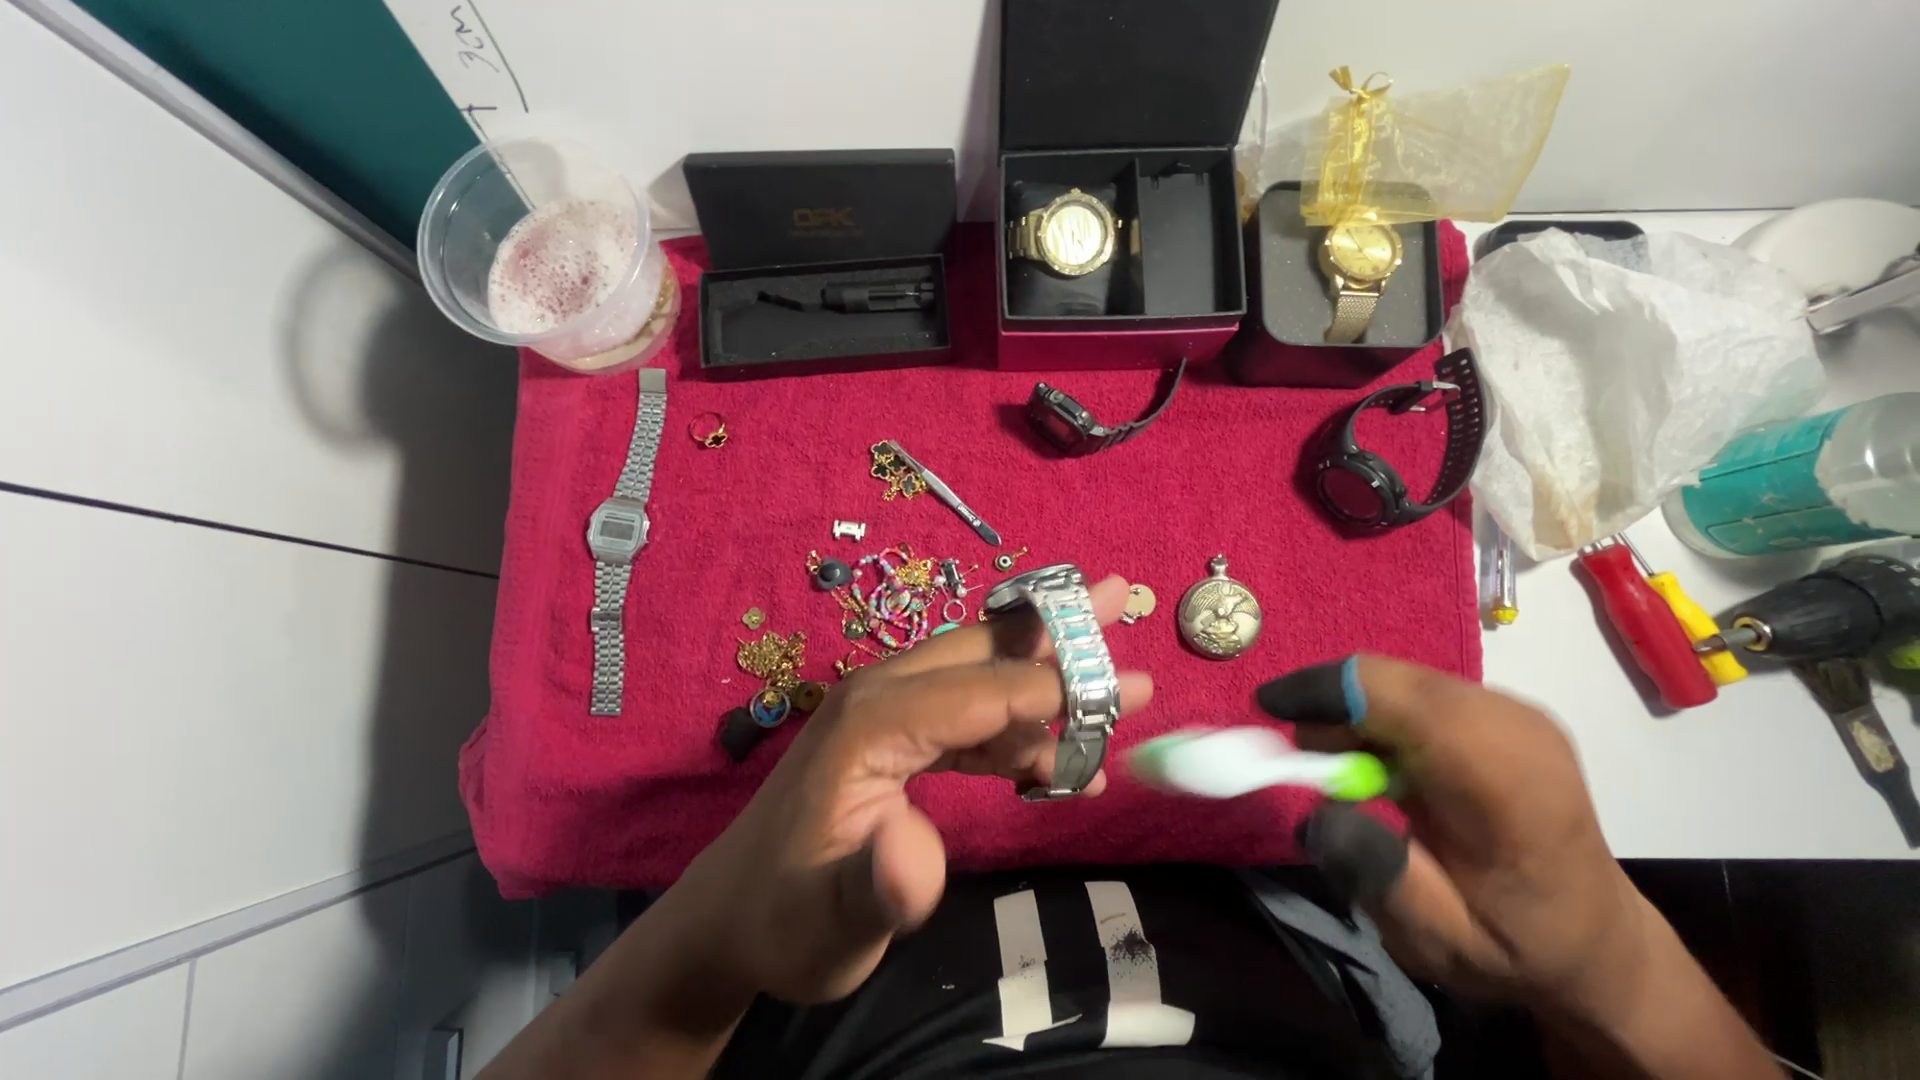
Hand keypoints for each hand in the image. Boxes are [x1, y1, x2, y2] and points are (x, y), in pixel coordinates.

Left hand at [676, 574, 1151, 1003]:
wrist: (734, 919)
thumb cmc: (785, 922)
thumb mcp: (832, 924)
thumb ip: (879, 888)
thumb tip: (916, 842)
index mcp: (870, 724)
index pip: (977, 691)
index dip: (1050, 689)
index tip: (1120, 689)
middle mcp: (880, 698)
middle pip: (981, 651)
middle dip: (1055, 632)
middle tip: (1121, 596)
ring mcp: (886, 714)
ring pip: (980, 676)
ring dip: (1049, 679)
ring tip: (1123, 683)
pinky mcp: (894, 738)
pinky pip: (969, 718)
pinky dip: (1020, 733)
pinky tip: (1062, 764)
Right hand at [1255, 655, 1653, 1017]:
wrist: (1595, 937)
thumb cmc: (1514, 944)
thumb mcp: (1436, 939)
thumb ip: (1375, 873)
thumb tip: (1315, 813)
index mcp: (1507, 782)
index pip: (1407, 700)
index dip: (1327, 690)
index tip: (1266, 708)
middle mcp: (1513, 726)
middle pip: (1391, 679)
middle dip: (1329, 706)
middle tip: (1305, 763)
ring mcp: (1512, 710)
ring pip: (1397, 679)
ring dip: (1354, 715)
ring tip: (1351, 776)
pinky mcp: (1499, 709)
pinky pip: (1413, 690)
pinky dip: (1377, 716)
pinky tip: (1386, 767)